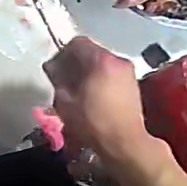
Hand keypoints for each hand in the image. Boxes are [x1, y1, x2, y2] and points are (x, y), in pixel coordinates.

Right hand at [42, 37, 161, 172]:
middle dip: (75, 63)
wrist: (124, 142)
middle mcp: (117, 60)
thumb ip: (57, 80)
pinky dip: (100, 79)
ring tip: (77, 90)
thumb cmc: (92, 123)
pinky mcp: (133, 84)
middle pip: (91, 52)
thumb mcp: (65, 102)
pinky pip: (112, 73)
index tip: (55, 69)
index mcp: (100, 61)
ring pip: (102, 63)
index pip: (77, 43)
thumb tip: (53, 68)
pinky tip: (92, 96)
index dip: (62, 53)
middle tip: (63, 79)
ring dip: (87, 71)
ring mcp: (128, 72)